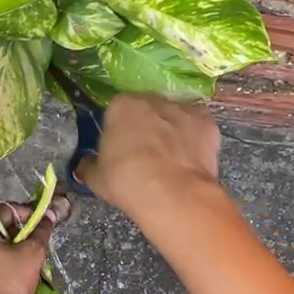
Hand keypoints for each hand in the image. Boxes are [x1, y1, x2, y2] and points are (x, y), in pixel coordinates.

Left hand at [0, 198, 66, 293]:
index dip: (27, 213)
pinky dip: (2, 264)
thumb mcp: (32, 253)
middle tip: (38, 245)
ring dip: (13, 250)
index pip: (6, 210)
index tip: (42, 224)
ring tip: (29, 262)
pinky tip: (14, 276)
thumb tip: (50, 215)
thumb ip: (41, 231)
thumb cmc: (11, 281)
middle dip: (21, 234)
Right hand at [76, 94, 220, 216]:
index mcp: (121, 105)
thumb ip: (89, 165)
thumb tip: (85, 164)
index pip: (116, 111)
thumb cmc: (127, 181)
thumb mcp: (96, 178)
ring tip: (169, 161)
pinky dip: (194, 141)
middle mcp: (154, 100)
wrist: (172, 194)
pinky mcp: (208, 124)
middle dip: (146, 127)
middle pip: (147, 110)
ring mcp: (184, 109)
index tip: (118, 149)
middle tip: (144, 155)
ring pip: (174, 118)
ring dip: (171, 132)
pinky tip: (189, 162)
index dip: (117, 131)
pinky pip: (197, 130)